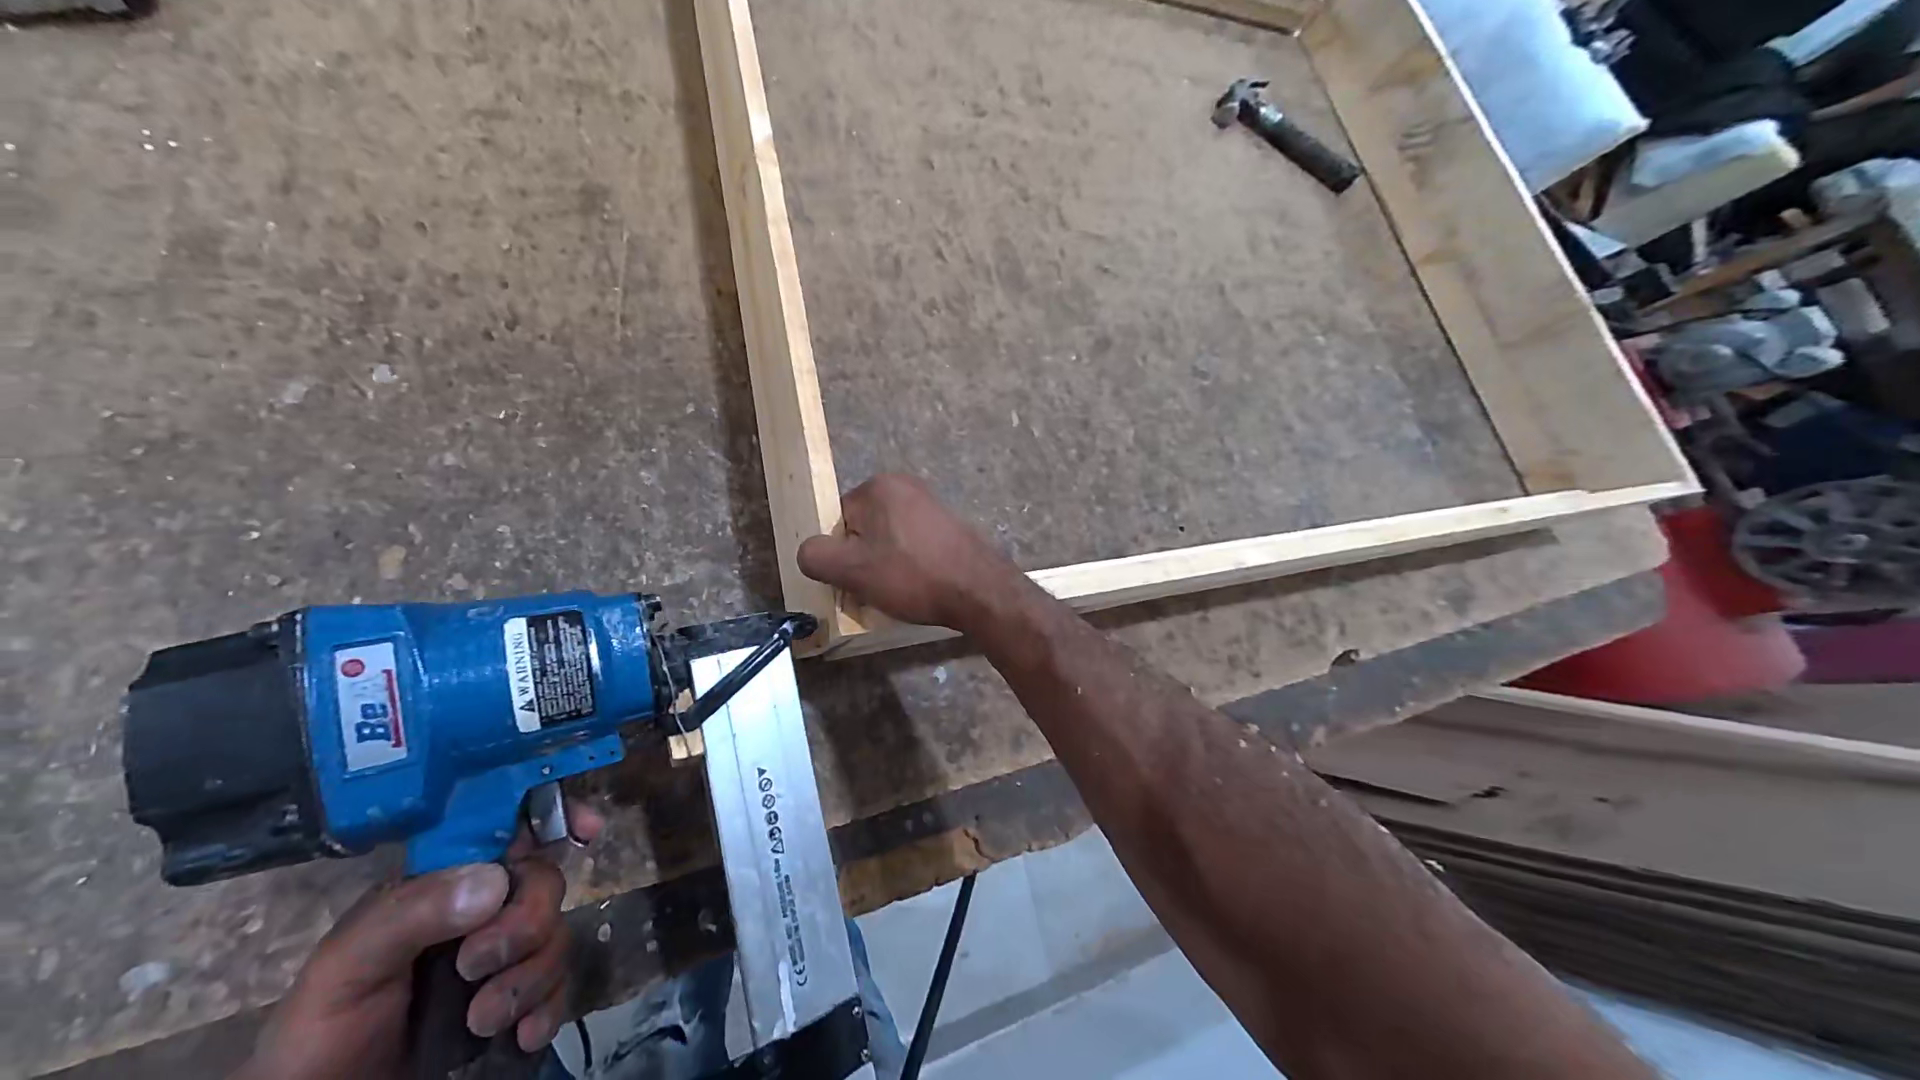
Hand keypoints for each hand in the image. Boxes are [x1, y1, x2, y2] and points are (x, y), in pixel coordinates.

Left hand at [234, 800, 606, 1079]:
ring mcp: (506, 958)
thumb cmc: (320, 1036)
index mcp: (444, 885)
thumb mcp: (346, 968)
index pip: (506, 829)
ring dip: (529, 979)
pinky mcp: (522, 1003)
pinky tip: (521, 1037)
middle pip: (544, 883)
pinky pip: (563, 987)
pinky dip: (549, 1009)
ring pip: (557, 935)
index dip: (553, 815)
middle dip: (525, 924)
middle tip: (477, 967)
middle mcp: (484, 910)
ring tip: (481, 1023)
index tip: (587, 829)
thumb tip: (496, 880)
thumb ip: (411, 914)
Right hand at [797, 473, 1027, 632]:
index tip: (857, 579)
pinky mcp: (950, 525)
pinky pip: (914, 545)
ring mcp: (931, 504)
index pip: (838, 521)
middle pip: (863, 530)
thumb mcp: (851, 570)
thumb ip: (815, 556)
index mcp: (878, 486)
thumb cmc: (912, 576)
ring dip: (887, 566)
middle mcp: (905, 486)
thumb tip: (810, 551)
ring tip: (902, 590)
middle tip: (877, 588)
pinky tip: (921, 586)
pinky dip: (911, 565)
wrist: (980, 591)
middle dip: (864, 560)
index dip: (842, 555)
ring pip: (889, 540)